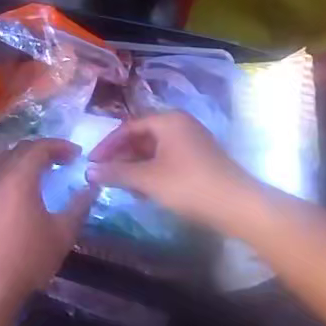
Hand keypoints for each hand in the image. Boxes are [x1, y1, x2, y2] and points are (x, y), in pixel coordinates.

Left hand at [0, 139, 91, 306]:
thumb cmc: (30, 258)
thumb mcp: (64, 232)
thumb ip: (80, 204)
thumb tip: (92, 185)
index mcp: (20, 179)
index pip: (39, 148)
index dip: (60, 146)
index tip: (76, 154)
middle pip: (19, 149)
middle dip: (42, 149)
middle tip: (62, 159)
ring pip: (2, 161)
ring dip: (23, 159)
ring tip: (42, 171)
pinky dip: (11, 173)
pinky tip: (22, 192)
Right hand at [86, 111, 262, 231]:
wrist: (236, 205)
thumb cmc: (188, 186)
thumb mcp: (148, 179)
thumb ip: (117, 173)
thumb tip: (89, 170)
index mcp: (168, 120)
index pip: (129, 126)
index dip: (107, 145)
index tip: (91, 163)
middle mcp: (181, 124)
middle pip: (142, 135)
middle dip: (121, 155)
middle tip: (103, 175)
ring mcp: (193, 141)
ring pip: (155, 149)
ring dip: (136, 165)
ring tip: (120, 185)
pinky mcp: (200, 159)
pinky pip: (168, 158)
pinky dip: (152, 171)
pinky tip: (144, 190)